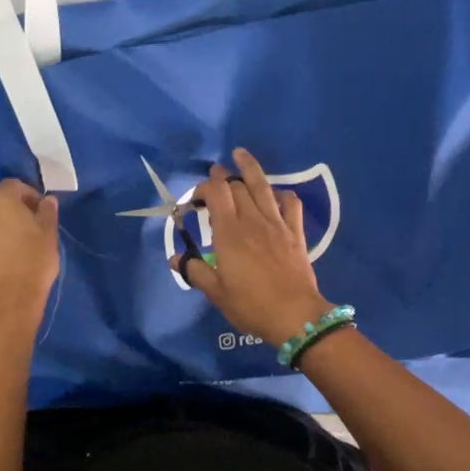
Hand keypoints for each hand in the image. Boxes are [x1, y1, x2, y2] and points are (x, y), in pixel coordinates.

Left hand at [0, 178, 59, 317]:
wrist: (12, 296)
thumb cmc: (35, 259)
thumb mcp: (49, 232)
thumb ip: (47, 211)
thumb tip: (47, 200)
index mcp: (1, 198)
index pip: (15, 185)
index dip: (29, 194)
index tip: (41, 210)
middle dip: (13, 208)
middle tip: (30, 224)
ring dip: (1, 223)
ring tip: (16, 240)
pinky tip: (4, 253)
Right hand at [171, 147, 332, 346]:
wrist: (294, 315)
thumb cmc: (250, 305)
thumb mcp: (216, 293)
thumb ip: (196, 271)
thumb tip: (175, 259)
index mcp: (228, 234)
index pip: (216, 194)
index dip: (204, 187)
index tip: (194, 198)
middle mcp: (252, 221)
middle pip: (237, 186)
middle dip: (223, 176)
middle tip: (215, 174)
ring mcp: (276, 224)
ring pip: (263, 187)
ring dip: (250, 168)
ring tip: (241, 155)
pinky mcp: (295, 233)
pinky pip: (290, 203)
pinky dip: (281, 193)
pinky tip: (275, 193)